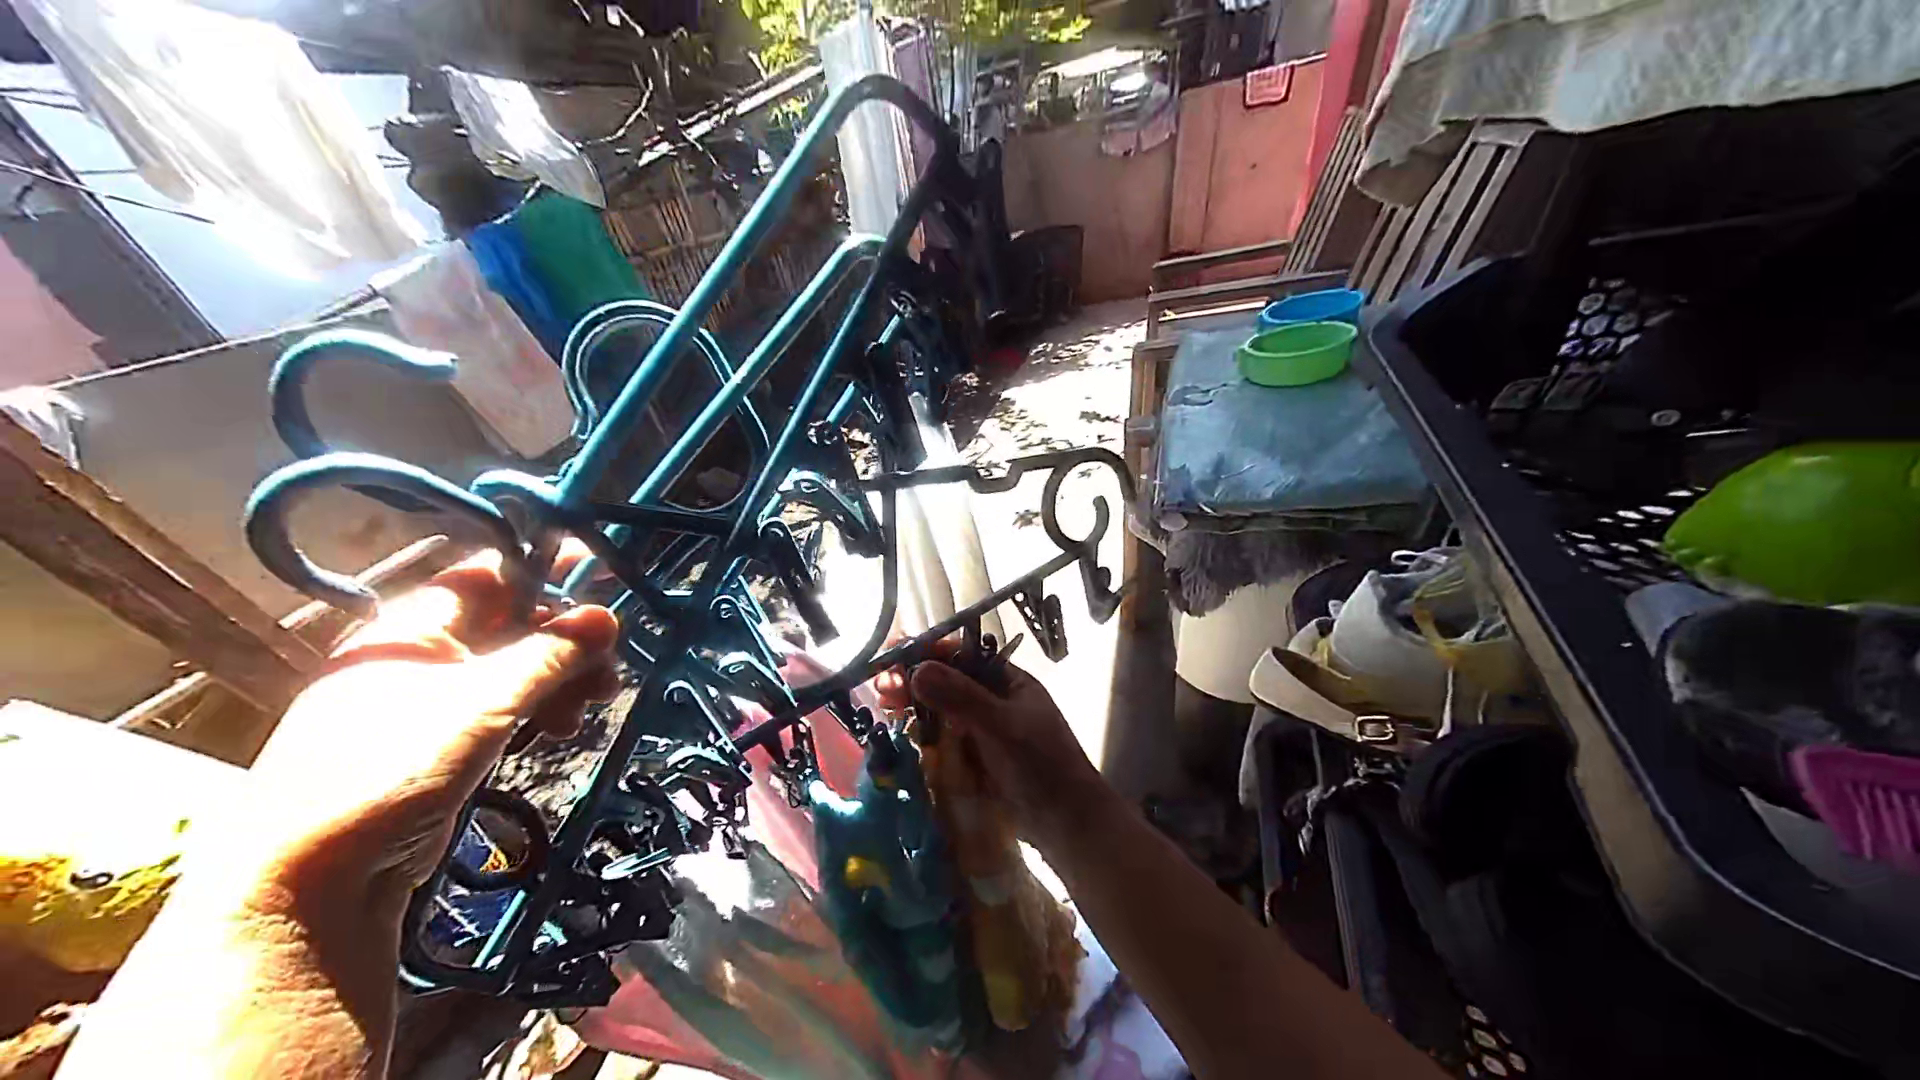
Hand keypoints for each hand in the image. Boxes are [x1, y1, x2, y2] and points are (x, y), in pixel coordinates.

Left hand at [225, 543, 619, 913]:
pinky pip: (508, 706)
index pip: (492, 575)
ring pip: (517, 668)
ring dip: (562, 679)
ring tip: (589, 706)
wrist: (310, 885)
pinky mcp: (446, 740)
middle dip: (566, 642)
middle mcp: (423, 655)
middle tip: (607, 665)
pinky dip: (541, 709)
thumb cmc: (390, 772)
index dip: (548, 570)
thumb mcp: (484, 704)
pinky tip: (562, 728)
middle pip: (514, 624)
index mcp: (414, 628)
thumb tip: (606, 616)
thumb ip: (550, 655)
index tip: (601, 576)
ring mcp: (433, 700)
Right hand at [885, 651, 1116, 856]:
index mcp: (1008, 683)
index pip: (963, 657)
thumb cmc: (1042, 765)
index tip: (897, 654)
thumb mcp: (1001, 725)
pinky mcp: (973, 761)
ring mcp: (982, 733)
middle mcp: (993, 702)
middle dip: (916, 680)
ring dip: (915, 705)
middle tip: (883, 685)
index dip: (930, 652)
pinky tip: (902, 731)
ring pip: (941, 711)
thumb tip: (917, 669)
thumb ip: (961, 697)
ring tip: (886, 704)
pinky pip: (942, 740)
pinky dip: (923, 733)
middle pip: (947, 682)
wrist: (1067, 825)